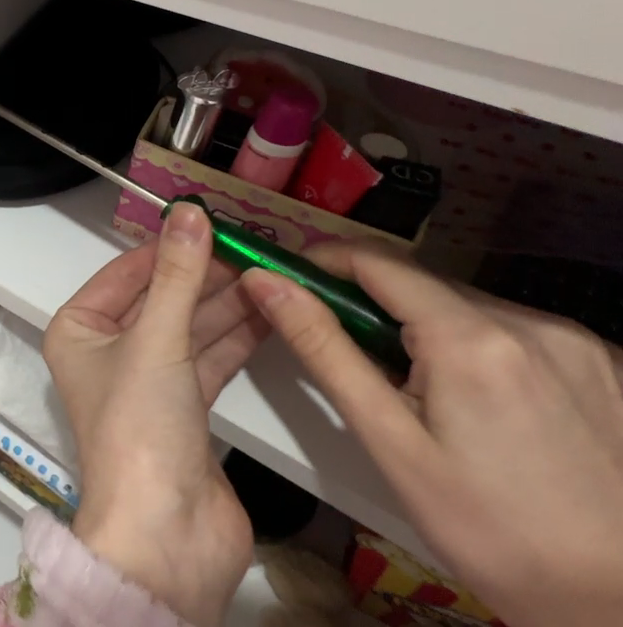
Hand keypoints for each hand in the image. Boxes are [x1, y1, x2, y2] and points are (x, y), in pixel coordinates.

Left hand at [47, 203, 270, 626]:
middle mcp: (105, 352)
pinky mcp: (184, 411)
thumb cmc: (140, 427)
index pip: (123, 276)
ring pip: (188, 330)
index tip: (208, 219)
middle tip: (256, 245)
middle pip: (159, 301)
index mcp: (77, 331)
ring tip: (273, 272)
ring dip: (226, 305)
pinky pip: (209, 360)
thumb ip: (179, 277)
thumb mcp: (157, 340)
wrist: (166, 527)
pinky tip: (270, 315)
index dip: (164, 249)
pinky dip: (236, 339)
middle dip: (203, 275)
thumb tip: (188, 214)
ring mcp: (145, 382)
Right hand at [242, 245, 622, 626]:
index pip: (376, 261)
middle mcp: (537, 328)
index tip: (285, 284)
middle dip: (369, 303)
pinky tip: (473, 403)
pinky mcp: (608, 369)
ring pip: (466, 308)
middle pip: (422, 284)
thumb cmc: (489, 528)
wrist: (617, 602)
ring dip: (422, 327)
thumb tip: (265, 282)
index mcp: (475, 341)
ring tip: (409, 389)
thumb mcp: (385, 437)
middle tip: (340, 352)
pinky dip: (473, 347)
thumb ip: (322, 347)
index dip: (319, 262)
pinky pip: (514, 333)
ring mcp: (583, 347)